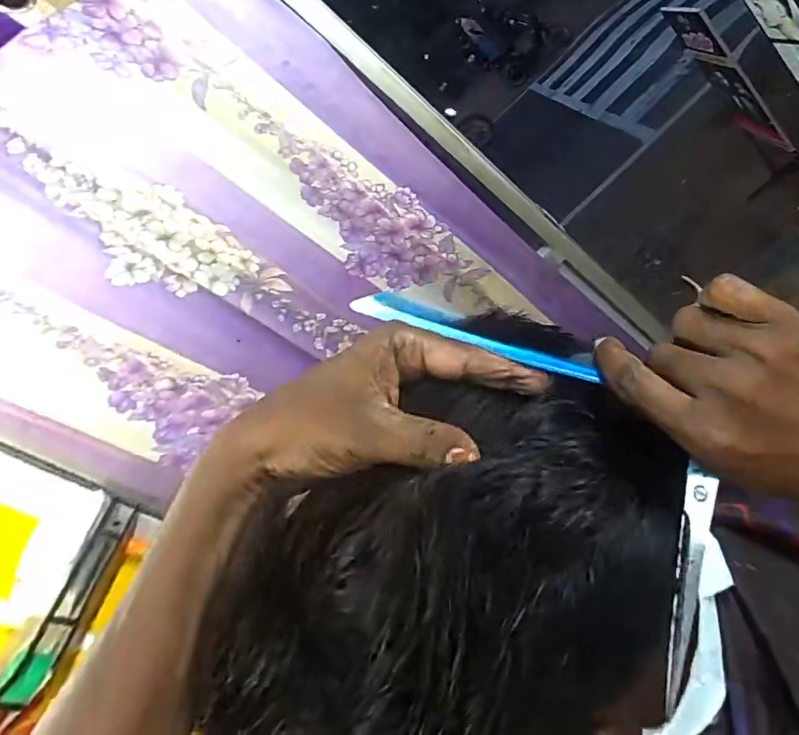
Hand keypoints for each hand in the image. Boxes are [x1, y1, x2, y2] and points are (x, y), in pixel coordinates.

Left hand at [208, 324, 548, 484]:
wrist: (256, 454)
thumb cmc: (312, 428)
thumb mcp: (372, 432)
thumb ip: (427, 440)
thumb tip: (477, 455)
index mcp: (399, 343)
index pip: (462, 355)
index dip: (503, 369)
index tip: (542, 381)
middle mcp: (400, 355)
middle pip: (459, 366)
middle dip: (498, 377)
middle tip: (542, 392)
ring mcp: (393, 381)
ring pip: (447, 387)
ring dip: (480, 396)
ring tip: (524, 407)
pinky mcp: (386, 408)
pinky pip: (433, 407)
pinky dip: (458, 415)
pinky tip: (481, 426)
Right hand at [594, 274, 798, 507]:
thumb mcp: (732, 468)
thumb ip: (683, 425)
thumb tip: (647, 381)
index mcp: (706, 431)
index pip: (636, 384)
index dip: (613, 362)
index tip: (604, 348)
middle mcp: (721, 386)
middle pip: (662, 351)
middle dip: (671, 364)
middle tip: (699, 375)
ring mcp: (752, 347)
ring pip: (686, 319)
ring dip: (694, 335)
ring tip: (720, 347)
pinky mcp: (780, 319)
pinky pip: (721, 288)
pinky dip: (715, 298)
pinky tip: (728, 315)